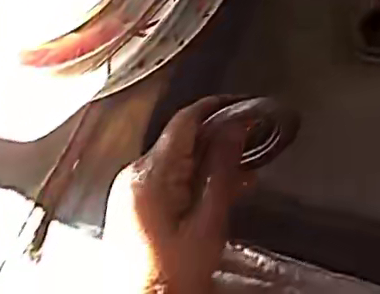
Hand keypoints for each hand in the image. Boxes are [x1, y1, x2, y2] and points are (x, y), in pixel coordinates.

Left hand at [106, 96, 255, 293]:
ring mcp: (127, 193)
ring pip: (178, 157)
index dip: (221, 105)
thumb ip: (223, 165)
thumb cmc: (175, 274)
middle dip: (220, 138)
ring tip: (242, 174)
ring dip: (211, 160)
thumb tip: (239, 123)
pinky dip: (194, 176)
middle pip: (183, 137)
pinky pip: (167, 176)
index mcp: (149, 174)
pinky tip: (219, 191)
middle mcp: (132, 175)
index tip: (250, 106)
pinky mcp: (129, 208)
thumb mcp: (209, 219)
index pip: (186, 118)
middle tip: (253, 145)